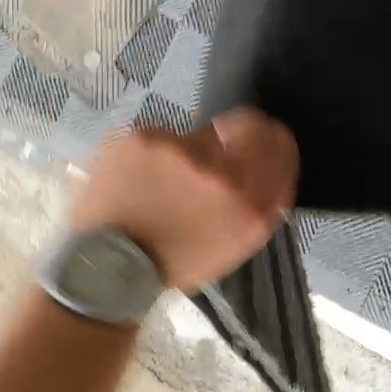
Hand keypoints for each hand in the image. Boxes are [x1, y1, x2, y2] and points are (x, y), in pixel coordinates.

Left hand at [70, 107, 298, 290]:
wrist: (109, 264)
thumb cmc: (178, 261)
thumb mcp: (237, 244)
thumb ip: (260, 205)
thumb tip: (269, 168)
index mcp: (250, 206)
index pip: (281, 148)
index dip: (276, 140)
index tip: (267, 140)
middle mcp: (222, 175)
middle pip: (248, 126)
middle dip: (240, 132)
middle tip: (224, 144)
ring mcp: (180, 152)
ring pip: (199, 134)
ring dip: (191, 151)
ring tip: (167, 180)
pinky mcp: (143, 138)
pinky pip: (161, 137)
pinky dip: (155, 154)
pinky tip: (140, 177)